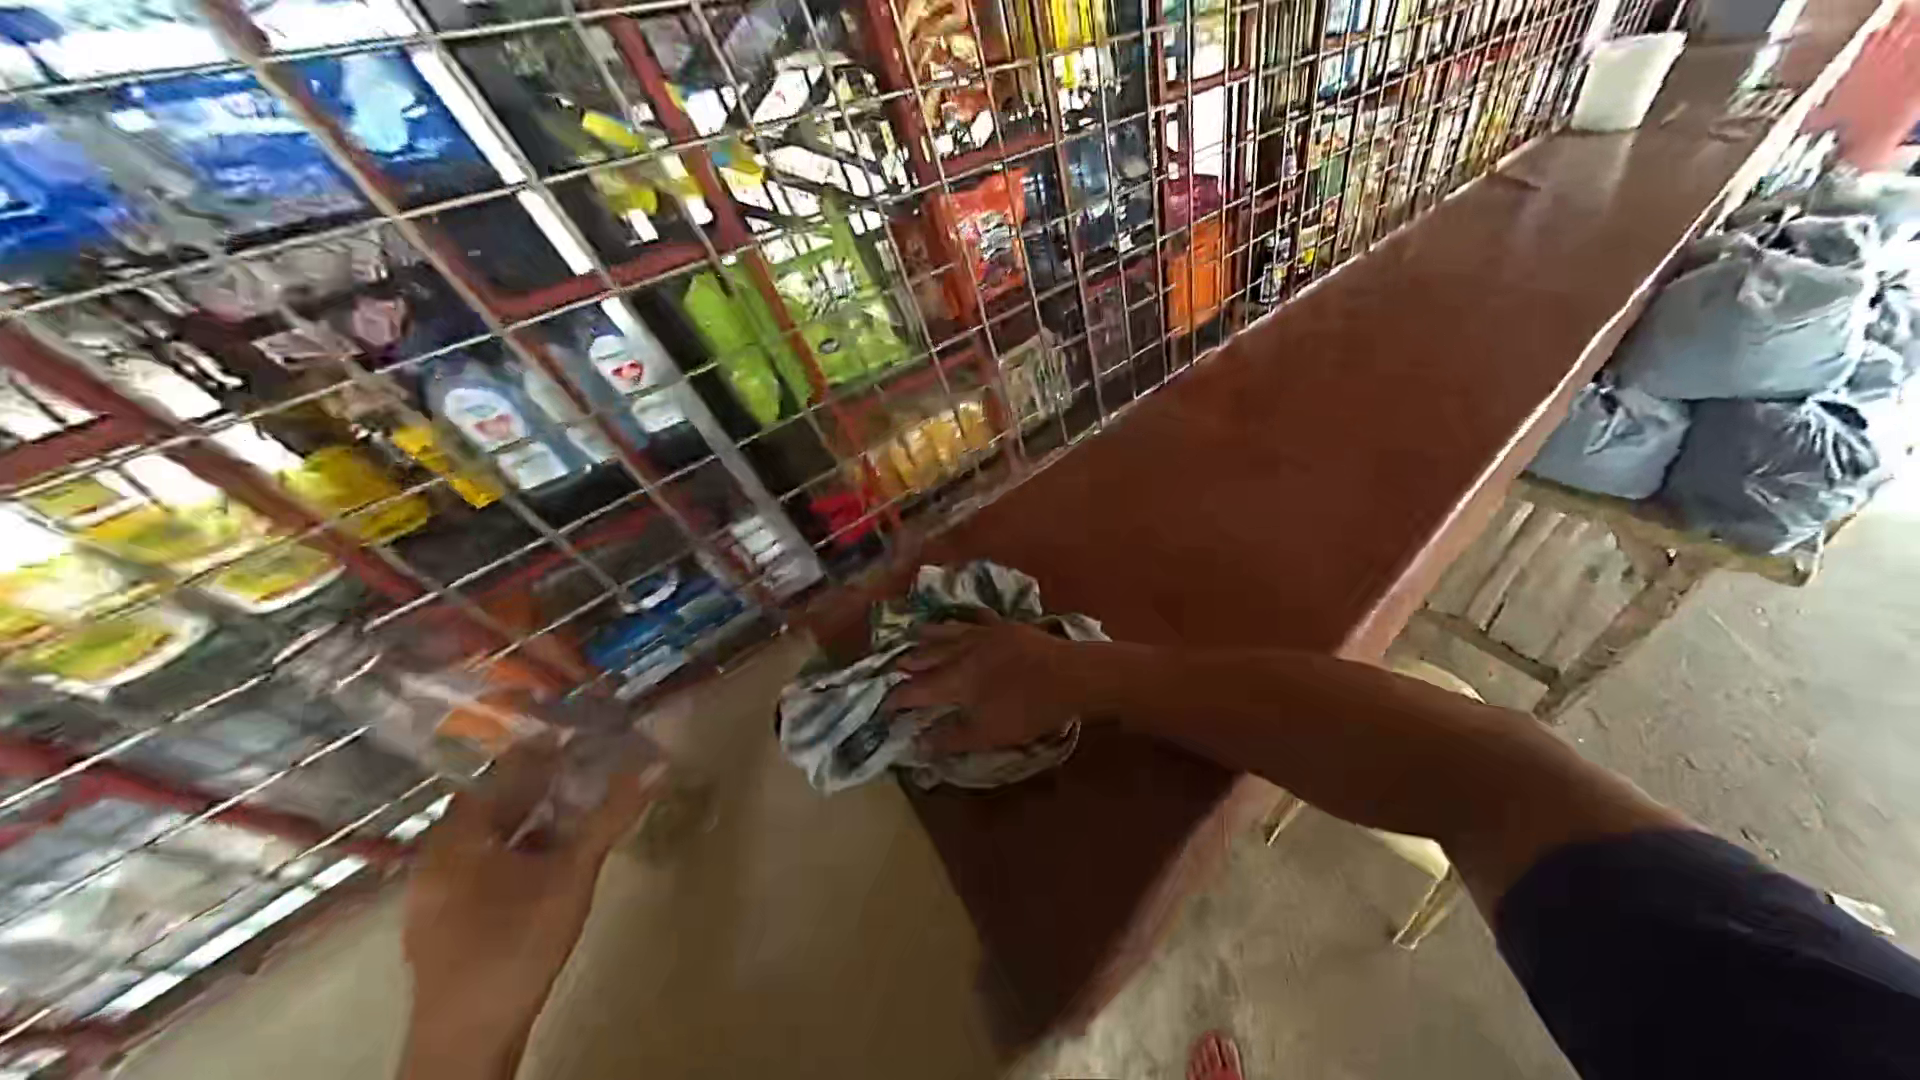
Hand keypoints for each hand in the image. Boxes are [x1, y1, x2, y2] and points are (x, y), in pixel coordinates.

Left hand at [401, 740, 664, 1078]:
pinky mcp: (446, 918)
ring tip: (577, 802)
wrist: (469, 1038)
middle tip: (588, 765)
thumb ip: (610, 817)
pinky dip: (520, 846)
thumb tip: (655, 766)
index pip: (500, 773)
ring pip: (490, 836)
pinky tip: (552, 853)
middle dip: (542, 783)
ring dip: (532, 816)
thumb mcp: (573, 874)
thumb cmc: (518, 943)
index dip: (542, 750)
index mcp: (456, 838)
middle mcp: (437, 857)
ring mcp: (436, 892)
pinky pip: (485, 862)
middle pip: (494, 803)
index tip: (581, 733)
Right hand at [887, 615, 1104, 753]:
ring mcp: (984, 635)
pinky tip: (964, 618)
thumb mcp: (988, 734)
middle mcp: (962, 652)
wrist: (1071, 676)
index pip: (915, 690)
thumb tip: (918, 744)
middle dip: (907, 663)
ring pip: (948, 632)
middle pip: (926, 656)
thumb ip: (950, 738)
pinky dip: (967, 620)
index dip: (897, 699)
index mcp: (954, 680)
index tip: (883, 707)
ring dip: (928, 635)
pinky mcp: (1005, 627)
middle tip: (893, 666)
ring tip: (914, 634)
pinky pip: (979, 619)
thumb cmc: (1028, 709)